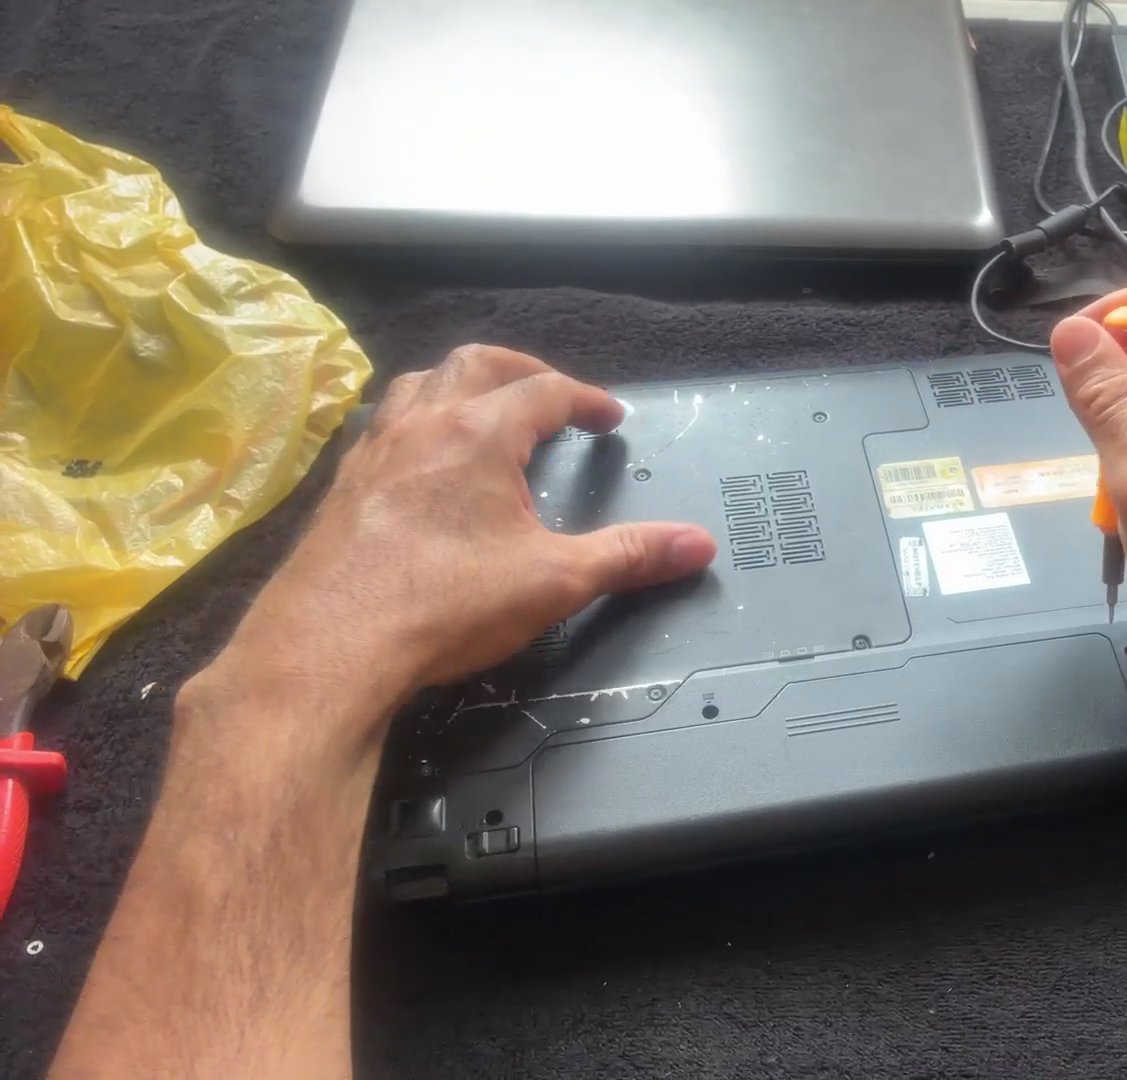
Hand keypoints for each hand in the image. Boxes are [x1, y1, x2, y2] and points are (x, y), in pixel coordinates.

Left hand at [220, 345, 717, 712]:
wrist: (325, 655)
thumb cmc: (447, 606)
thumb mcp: (558, 580)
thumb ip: (632, 555)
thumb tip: (700, 544)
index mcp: (478, 437)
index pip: (543, 391)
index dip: (585, 399)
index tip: (609, 417)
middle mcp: (421, 429)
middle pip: (475, 365)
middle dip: (525, 371)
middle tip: (555, 396)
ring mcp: (373, 455)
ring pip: (420, 386)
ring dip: (465, 387)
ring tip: (493, 415)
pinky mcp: (342, 490)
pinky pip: (387, 427)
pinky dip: (424, 423)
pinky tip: (432, 466)